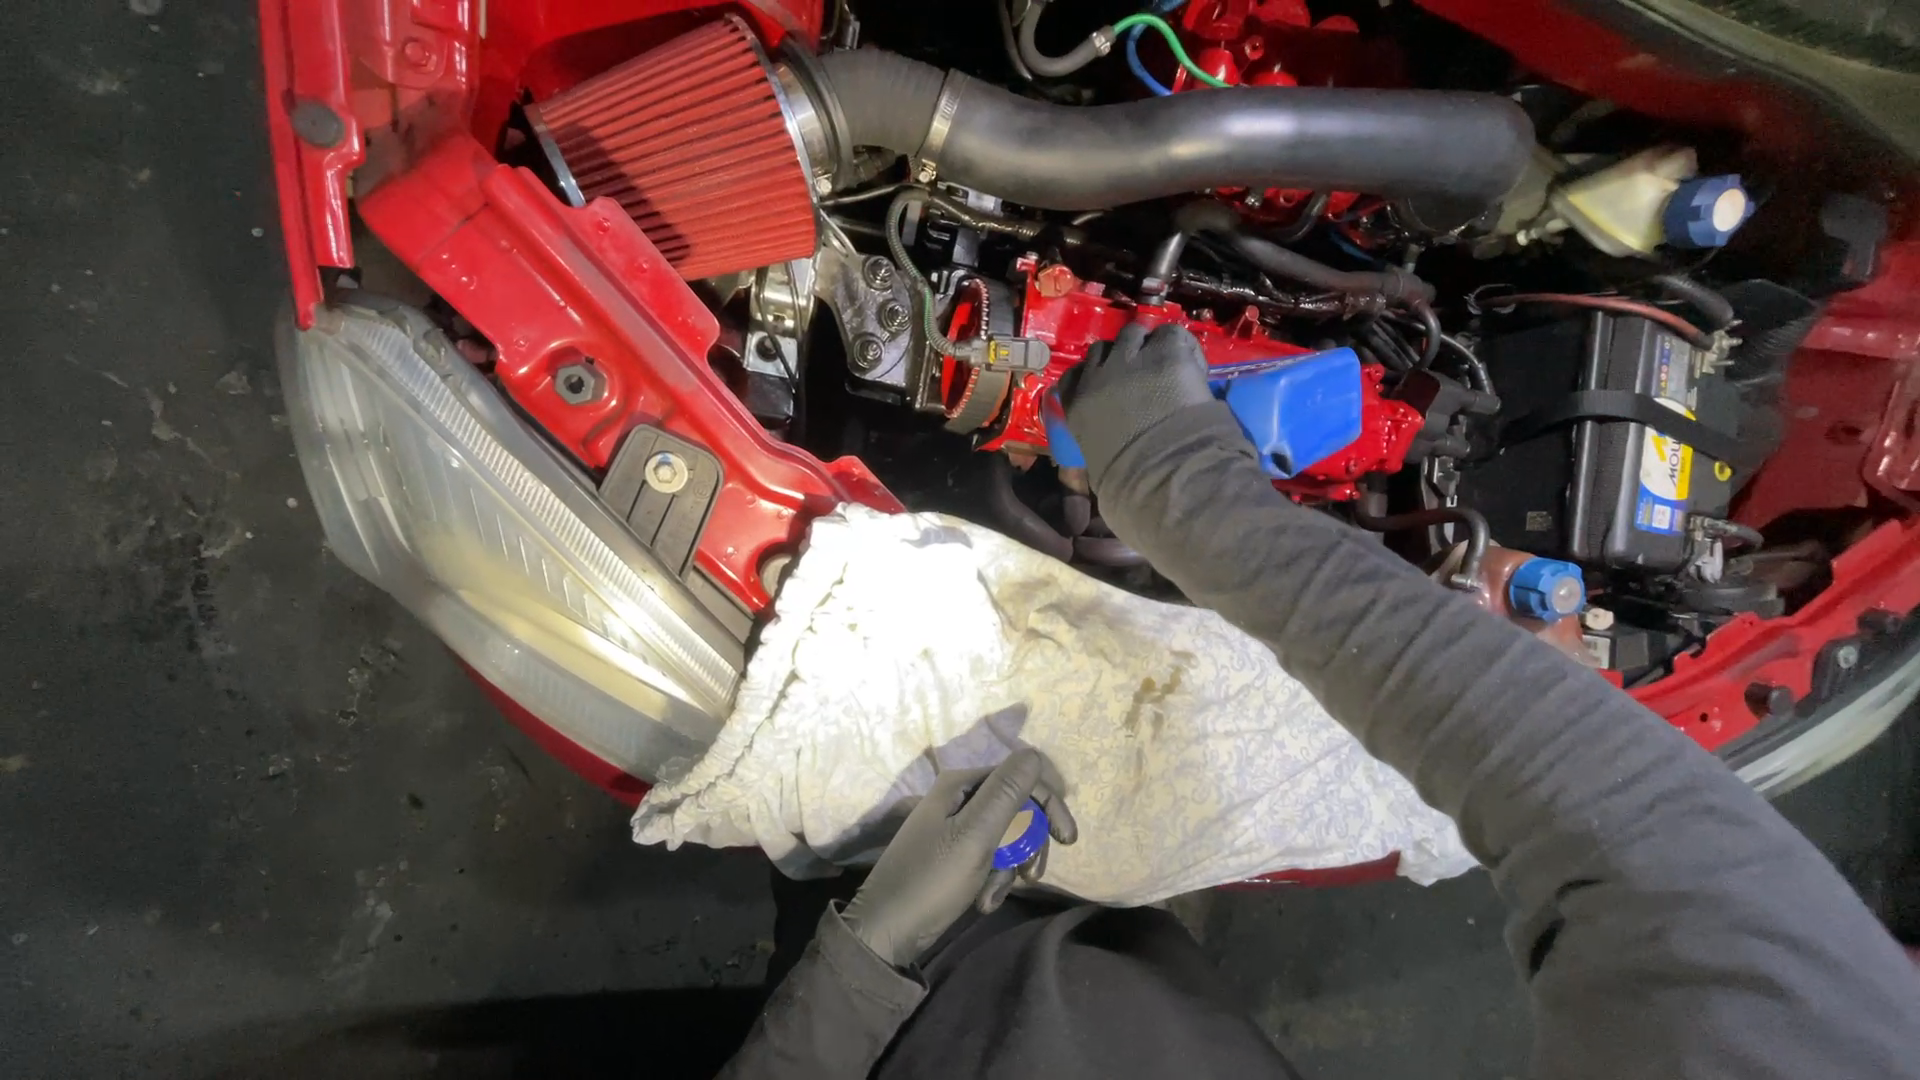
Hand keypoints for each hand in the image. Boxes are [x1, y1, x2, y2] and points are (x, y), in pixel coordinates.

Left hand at [841, 748, 1077, 968]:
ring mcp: (955, 827)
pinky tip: (983, 902)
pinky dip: (993, 880)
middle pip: (1016, 809)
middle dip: (1027, 845)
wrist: (885, 932)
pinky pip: (990, 858)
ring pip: (1006, 838)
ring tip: (992, 896)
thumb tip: (1034, 753)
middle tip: (1031, 877)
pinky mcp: (954, 855)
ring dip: (1008, 869)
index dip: (1048, 805)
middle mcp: (959, 798)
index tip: (1067, 841)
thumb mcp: (975, 836)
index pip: (1020, 777)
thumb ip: (1006, 793)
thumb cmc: (931, 880)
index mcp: (962, 785)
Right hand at [1055, 321, 1212, 487]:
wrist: (1164, 470)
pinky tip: (1189, 365)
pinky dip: (1178, 345)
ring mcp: (1131, 359)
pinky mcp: (1165, 352)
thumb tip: (1084, 494)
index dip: (1090, 376)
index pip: (1072, 377)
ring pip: (1134, 333)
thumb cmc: (1127, 480)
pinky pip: (1171, 334)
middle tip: (1140, 373)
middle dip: (1120, 357)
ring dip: (1147, 345)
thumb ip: (1089, 455)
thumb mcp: (1095, 466)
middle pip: (1104, 349)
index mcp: (1078, 406)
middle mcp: (1099, 376)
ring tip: (1164, 361)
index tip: (1105, 383)